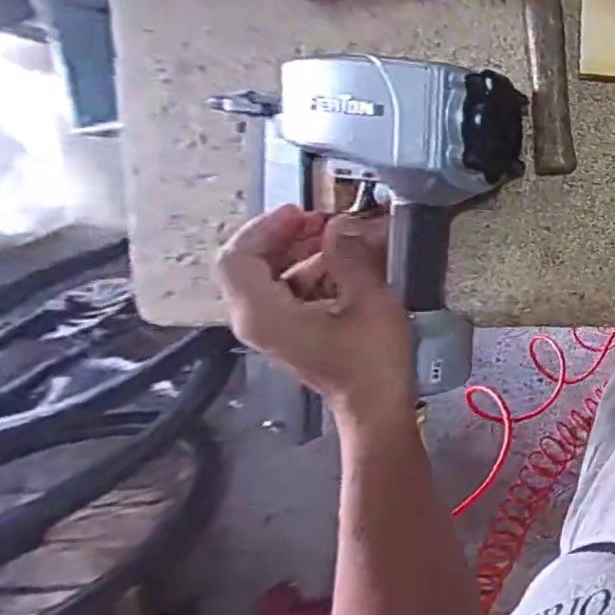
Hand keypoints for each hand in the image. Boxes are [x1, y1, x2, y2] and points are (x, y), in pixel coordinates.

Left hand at [214, 205, 413, 428]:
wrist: (376, 402)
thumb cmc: (371, 355)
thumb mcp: (368, 300)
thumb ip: (350, 257)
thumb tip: (341, 225)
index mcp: (261, 312)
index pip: (237, 257)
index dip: (267, 228)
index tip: (304, 212)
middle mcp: (254, 319)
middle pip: (251, 265)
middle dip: (288, 237)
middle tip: (329, 222)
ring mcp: (272, 328)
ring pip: (273, 277)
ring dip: (305, 253)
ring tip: (346, 241)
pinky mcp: (292, 332)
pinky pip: (289, 292)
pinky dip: (312, 273)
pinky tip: (347, 267)